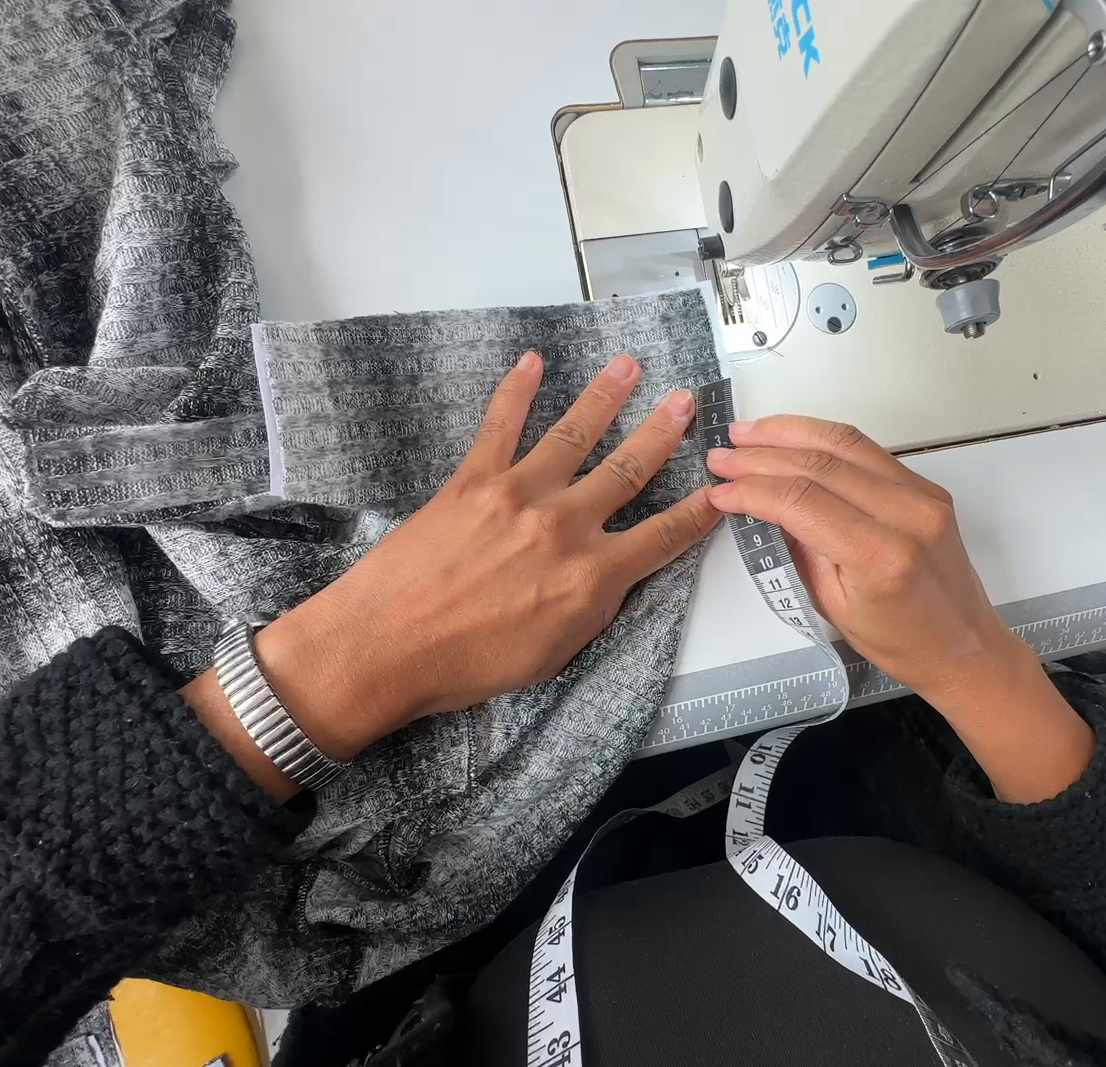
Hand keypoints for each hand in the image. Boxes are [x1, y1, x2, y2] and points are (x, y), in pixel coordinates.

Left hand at [185, 352, 719, 798]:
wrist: (384, 648)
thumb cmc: (470, 665)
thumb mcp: (555, 654)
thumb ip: (593, 608)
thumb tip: (612, 574)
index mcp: (593, 578)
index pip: (665, 536)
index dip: (700, 511)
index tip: (721, 486)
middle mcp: (566, 527)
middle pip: (629, 470)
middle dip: (662, 432)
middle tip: (684, 399)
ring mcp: (519, 496)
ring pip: (574, 436)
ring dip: (605, 397)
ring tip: (628, 366)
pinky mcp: (473, 480)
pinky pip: (500, 426)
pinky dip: (517, 391)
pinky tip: (532, 362)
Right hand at [706, 415, 1091, 801]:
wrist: (965, 647)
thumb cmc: (900, 642)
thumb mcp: (832, 604)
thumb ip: (798, 547)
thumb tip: (762, 505)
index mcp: (880, 555)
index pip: (801, 501)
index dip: (753, 489)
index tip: (721, 489)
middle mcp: (907, 514)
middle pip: (820, 464)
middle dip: (762, 455)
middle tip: (724, 455)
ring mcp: (922, 494)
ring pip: (844, 442)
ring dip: (790, 431)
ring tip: (748, 433)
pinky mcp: (925, 485)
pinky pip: (866, 449)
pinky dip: (822, 438)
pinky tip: (792, 437)